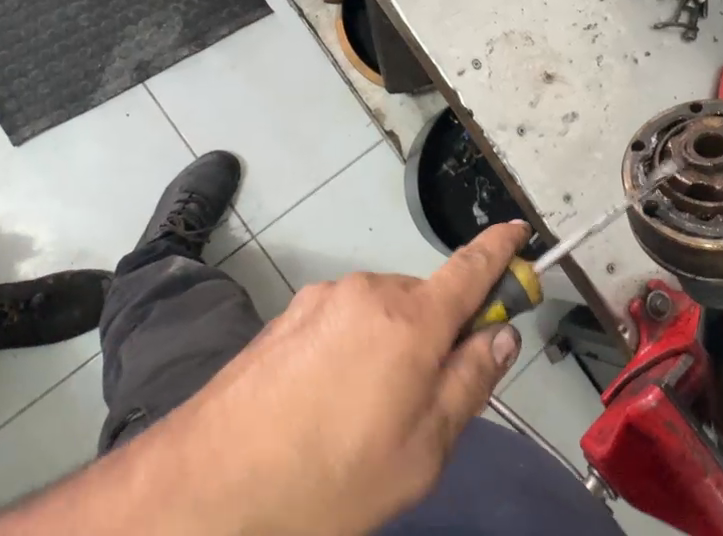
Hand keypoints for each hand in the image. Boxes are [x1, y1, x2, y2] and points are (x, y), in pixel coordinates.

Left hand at [158, 221, 529, 534]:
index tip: (520, 232)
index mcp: (411, 319)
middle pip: (425, 300)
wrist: (203, 490)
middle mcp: (368, 292)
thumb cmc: (330, 478)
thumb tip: (501, 334)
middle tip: (423, 402)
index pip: (472, 268)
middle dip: (438, 335)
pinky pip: (341, 323)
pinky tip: (323, 405)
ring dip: (391, 346)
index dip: (501, 249)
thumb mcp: (422, 451)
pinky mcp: (285, 318)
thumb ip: (469, 383)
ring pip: (381, 314)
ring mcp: (320, 300)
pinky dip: (352, 350)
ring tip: (361, 416)